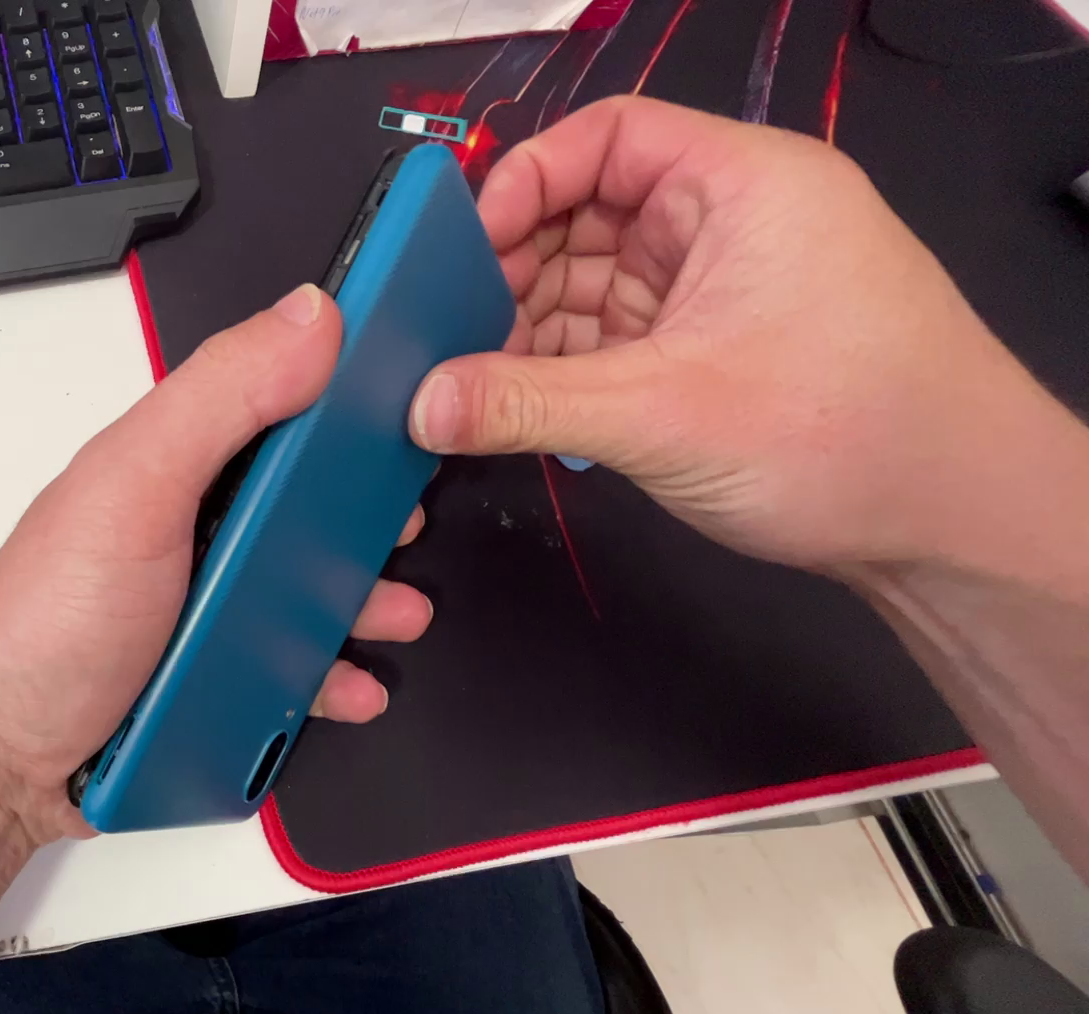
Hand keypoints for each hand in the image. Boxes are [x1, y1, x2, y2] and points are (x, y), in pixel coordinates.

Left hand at [0, 285, 431, 842]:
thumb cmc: (40, 627)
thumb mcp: (131, 492)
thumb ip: (218, 400)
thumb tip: (305, 319)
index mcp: (172, 466)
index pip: (272, 405)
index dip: (342, 402)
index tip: (401, 409)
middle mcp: (186, 528)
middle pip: (299, 504)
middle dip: (363, 515)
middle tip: (402, 527)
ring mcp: (197, 603)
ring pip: (301, 586)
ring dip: (359, 598)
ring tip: (392, 613)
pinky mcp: (206, 670)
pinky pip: (285, 659)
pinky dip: (326, 670)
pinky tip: (346, 683)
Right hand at [408, 96, 1088, 577]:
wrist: (941, 528)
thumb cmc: (843, 435)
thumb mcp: (661, 412)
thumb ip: (524, 405)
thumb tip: (420, 407)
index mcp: (737, 189)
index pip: (608, 138)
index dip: (525, 181)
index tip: (464, 252)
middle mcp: (708, 232)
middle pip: (574, 217)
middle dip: (506, 271)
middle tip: (448, 331)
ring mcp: (688, 299)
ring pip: (569, 289)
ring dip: (513, 332)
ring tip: (465, 379)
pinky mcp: (672, 358)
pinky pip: (580, 345)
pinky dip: (535, 371)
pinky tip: (499, 403)